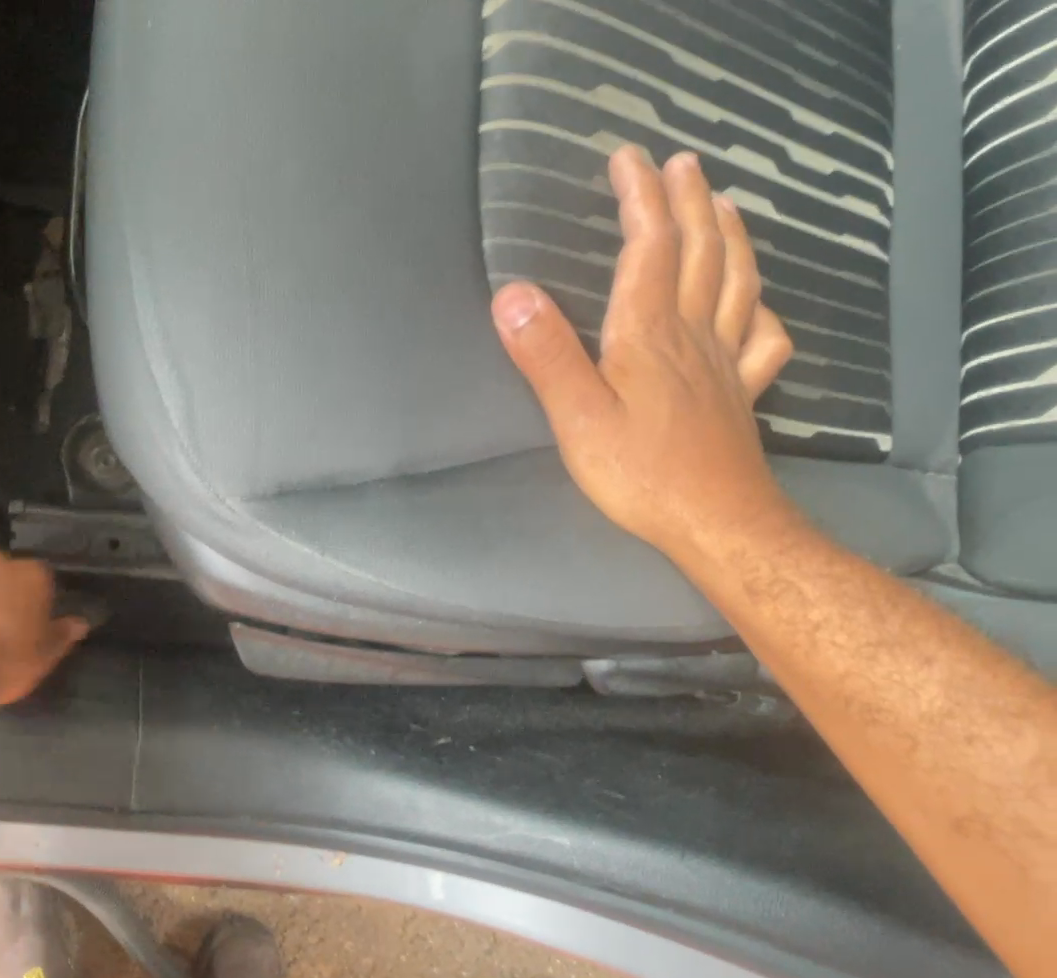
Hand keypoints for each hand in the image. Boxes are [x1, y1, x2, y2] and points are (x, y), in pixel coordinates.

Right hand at [490, 146, 800, 557]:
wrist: (716, 522)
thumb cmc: (637, 472)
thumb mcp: (575, 416)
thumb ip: (545, 354)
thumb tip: (512, 294)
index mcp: (649, 334)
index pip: (648, 250)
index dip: (639, 200)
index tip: (628, 158)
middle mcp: (694, 335)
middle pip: (699, 254)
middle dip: (687, 203)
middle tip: (680, 164)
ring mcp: (726, 362)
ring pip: (737, 283)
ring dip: (729, 237)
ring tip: (724, 205)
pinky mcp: (740, 393)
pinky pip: (763, 339)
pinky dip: (763, 309)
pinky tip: (758, 305)